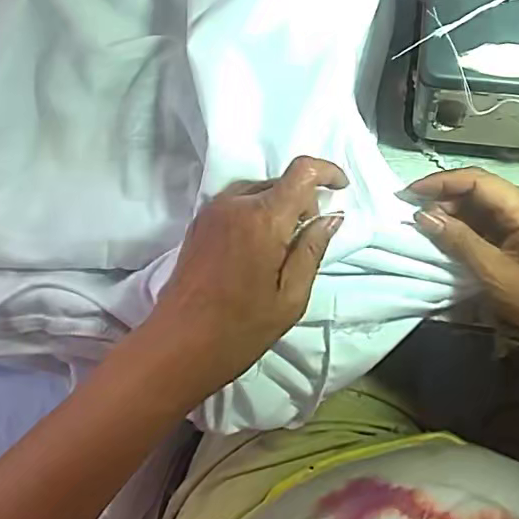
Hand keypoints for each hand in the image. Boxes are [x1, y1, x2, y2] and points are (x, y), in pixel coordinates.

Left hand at [133, 156, 348, 402]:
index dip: (327, 171)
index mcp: (263, 218)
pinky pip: (238, 201)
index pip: (302, 171)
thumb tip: (332, 216)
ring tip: (282, 248)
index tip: (341, 188)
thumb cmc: (240, 329)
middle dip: (303, 201)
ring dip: (278, 207)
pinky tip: (257, 248)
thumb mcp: (291, 297)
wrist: (176, 346)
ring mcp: (213, 209)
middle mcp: (236, 203)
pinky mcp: (199, 221)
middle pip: (281, 182)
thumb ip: (313, 249)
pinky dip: (256, 212)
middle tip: (308, 239)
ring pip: (259, 190)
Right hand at [407, 167, 518, 347]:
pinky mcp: (516, 225)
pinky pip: (483, 214)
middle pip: (475, 186)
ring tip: (422, 222)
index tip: (408, 193)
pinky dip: (461, 221)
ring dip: (449, 208)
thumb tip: (423, 216)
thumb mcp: (495, 274)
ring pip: (476, 199)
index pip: (476, 181)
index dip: (439, 183)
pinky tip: (442, 230)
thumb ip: (459, 241)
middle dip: (441, 195)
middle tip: (410, 209)